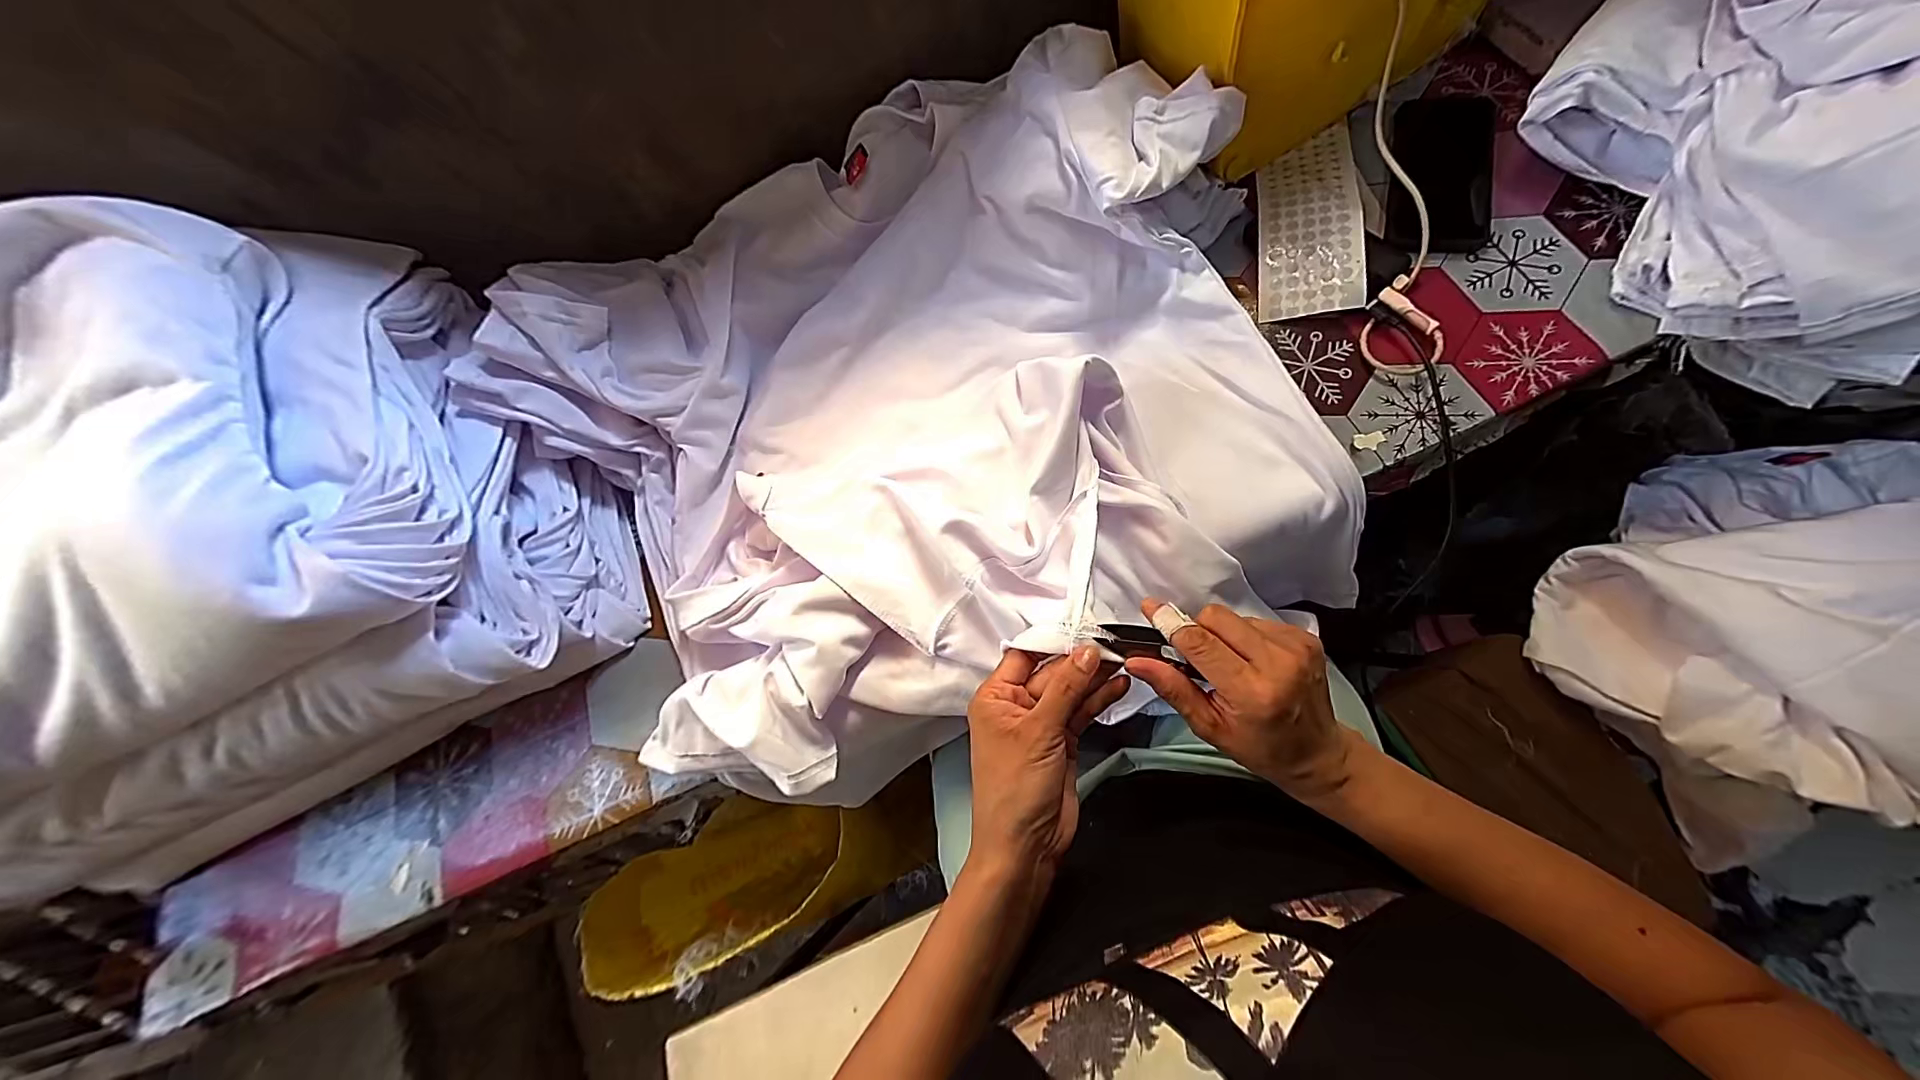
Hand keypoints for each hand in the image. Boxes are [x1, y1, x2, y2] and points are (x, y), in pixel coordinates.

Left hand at [965, 646, 1128, 878]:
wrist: (1025, 847)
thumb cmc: (1015, 789)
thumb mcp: (1039, 731)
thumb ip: (1066, 688)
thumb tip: (1087, 650)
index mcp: (995, 697)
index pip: (1025, 656)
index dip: (1055, 641)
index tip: (1086, 627)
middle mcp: (1016, 706)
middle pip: (1053, 672)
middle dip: (1082, 660)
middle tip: (1116, 644)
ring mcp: (1041, 725)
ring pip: (1071, 691)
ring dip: (1095, 678)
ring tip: (1126, 660)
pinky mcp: (1062, 742)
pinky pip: (1081, 712)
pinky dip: (1099, 699)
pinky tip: (1119, 685)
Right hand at [1122, 598, 1353, 798]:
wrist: (1317, 752)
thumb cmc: (1261, 746)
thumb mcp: (1208, 726)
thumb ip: (1173, 688)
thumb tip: (1139, 662)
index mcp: (1252, 691)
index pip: (1200, 643)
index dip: (1171, 624)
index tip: (1151, 610)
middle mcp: (1278, 663)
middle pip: (1215, 617)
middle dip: (1197, 631)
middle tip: (1197, 659)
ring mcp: (1295, 646)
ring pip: (1234, 616)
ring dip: (1221, 634)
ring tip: (1229, 664)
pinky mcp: (1305, 637)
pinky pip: (1255, 619)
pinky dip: (1243, 635)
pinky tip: (1250, 660)